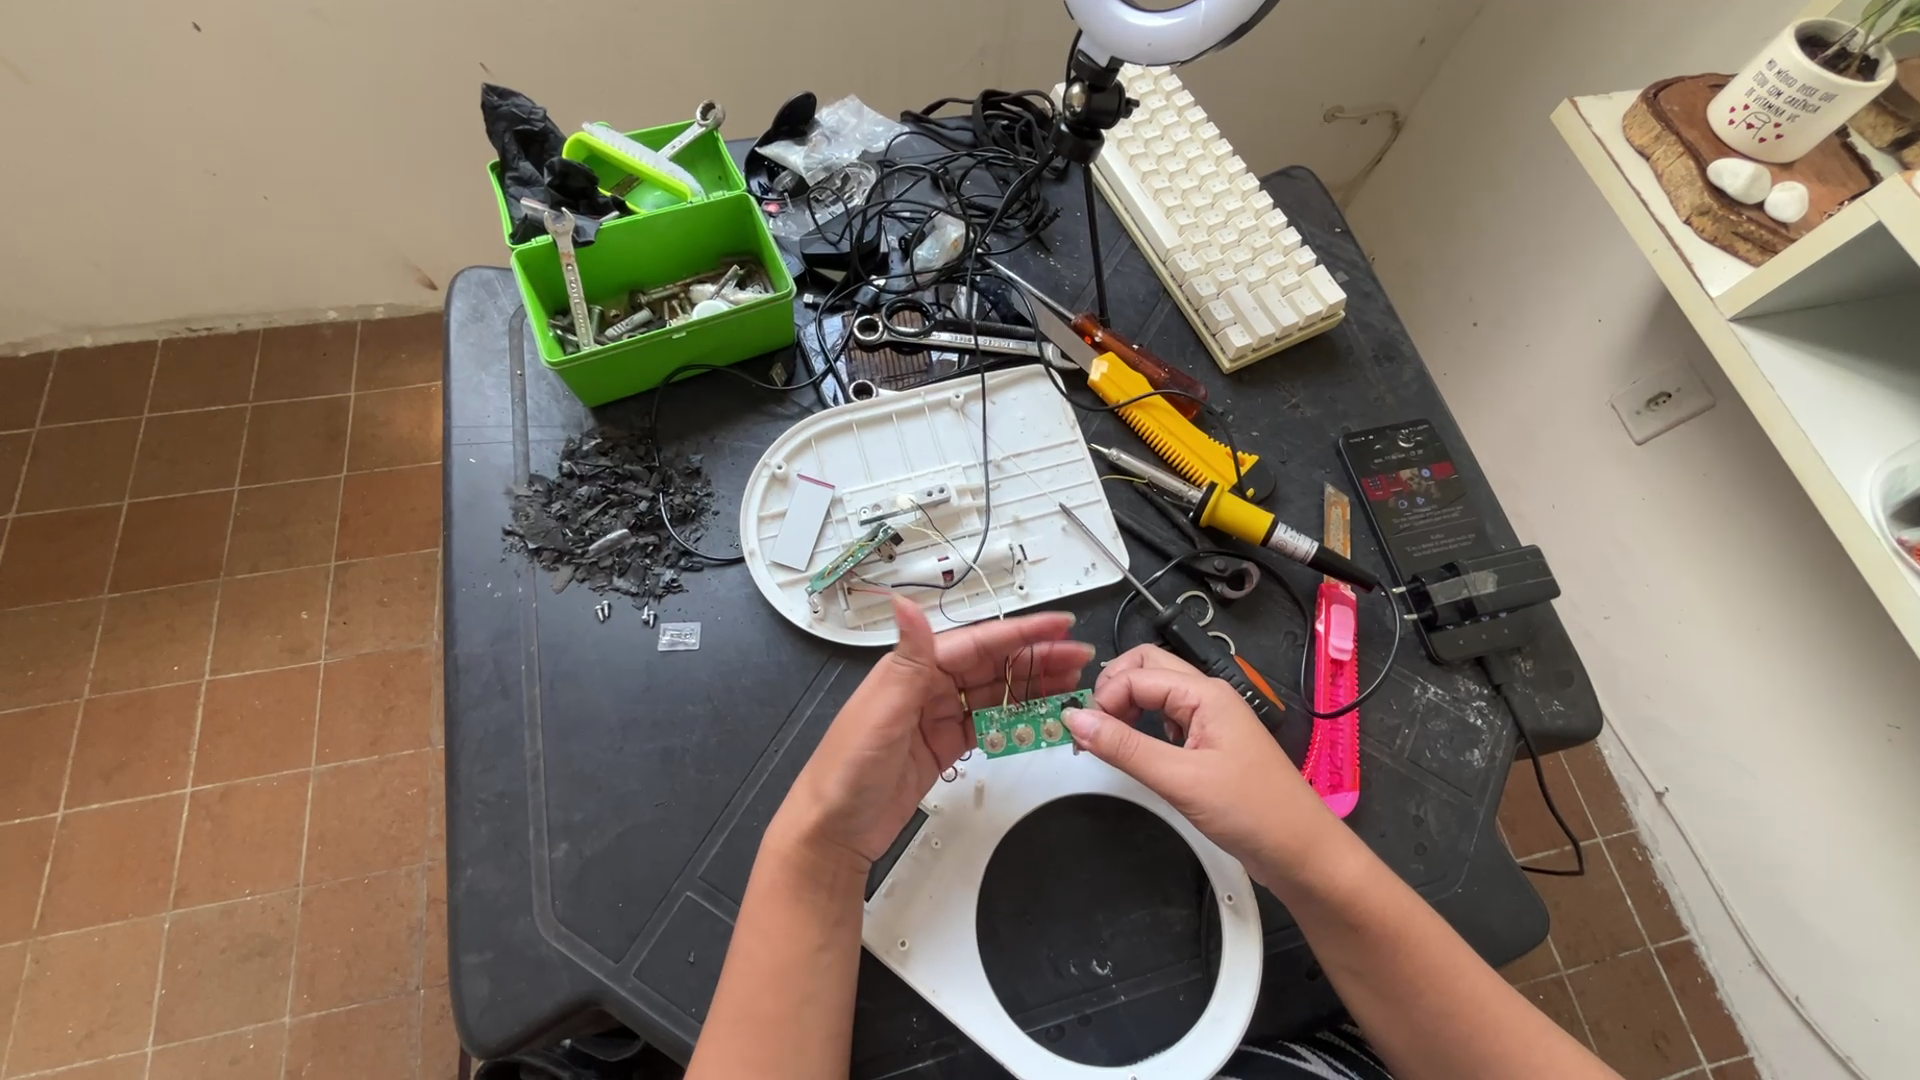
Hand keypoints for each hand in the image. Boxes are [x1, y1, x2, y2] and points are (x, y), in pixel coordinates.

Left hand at [772, 596, 1095, 865]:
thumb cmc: (845, 770)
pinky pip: (988, 725)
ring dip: (1031, 687)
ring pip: (994, 693)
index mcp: (911, 667)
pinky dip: (1015, 721)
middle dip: (1036, 658)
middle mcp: (925, 686)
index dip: (1021, 632)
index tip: (1056, 625)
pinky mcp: (943, 745)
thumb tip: (906, 604)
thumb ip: (907, 657)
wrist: (833, 830)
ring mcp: (936, 716)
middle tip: (1076, 657)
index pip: (977, 642)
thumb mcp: (881, 710)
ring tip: (1068, 682)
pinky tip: (1038, 717)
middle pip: (992, 665)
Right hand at [1063, 645, 1338, 880]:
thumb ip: (1124, 747)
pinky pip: (1166, 719)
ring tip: (1106, 740)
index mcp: (1204, 693)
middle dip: (1112, 689)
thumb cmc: (1251, 812)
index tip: (1083, 734)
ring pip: (1155, 693)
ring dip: (1126, 706)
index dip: (1104, 699)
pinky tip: (1137, 751)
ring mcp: (1210, 719)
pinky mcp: (1209, 744)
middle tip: (1091, 727)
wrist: (1303, 855)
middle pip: (1146, 668)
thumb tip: (1074, 719)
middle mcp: (1207, 696)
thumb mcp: (1180, 779)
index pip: (1136, 676)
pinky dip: (1143, 726)